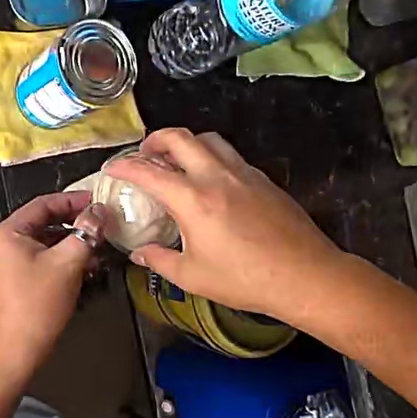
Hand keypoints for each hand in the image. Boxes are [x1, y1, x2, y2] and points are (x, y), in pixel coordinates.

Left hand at [0, 191, 104, 376]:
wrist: (16, 350)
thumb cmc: (37, 305)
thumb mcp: (67, 263)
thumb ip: (86, 232)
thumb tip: (100, 211)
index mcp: (9, 232)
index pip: (45, 203)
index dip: (74, 200)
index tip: (99, 201)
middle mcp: (5, 243)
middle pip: (46, 221)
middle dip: (77, 223)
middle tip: (104, 222)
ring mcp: (10, 262)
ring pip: (48, 242)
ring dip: (75, 242)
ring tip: (102, 244)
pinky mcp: (19, 279)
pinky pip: (45, 259)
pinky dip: (66, 258)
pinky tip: (89, 264)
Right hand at [106, 128, 349, 324]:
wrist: (304, 274)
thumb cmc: (244, 279)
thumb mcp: (192, 276)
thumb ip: (159, 260)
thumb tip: (139, 253)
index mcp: (193, 199)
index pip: (148, 171)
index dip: (124, 166)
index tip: (111, 168)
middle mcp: (216, 176)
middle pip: (180, 138)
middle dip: (155, 139)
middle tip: (145, 154)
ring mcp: (243, 173)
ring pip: (209, 139)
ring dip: (187, 143)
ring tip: (177, 160)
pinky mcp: (263, 179)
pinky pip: (230, 156)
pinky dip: (211, 157)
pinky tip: (211, 180)